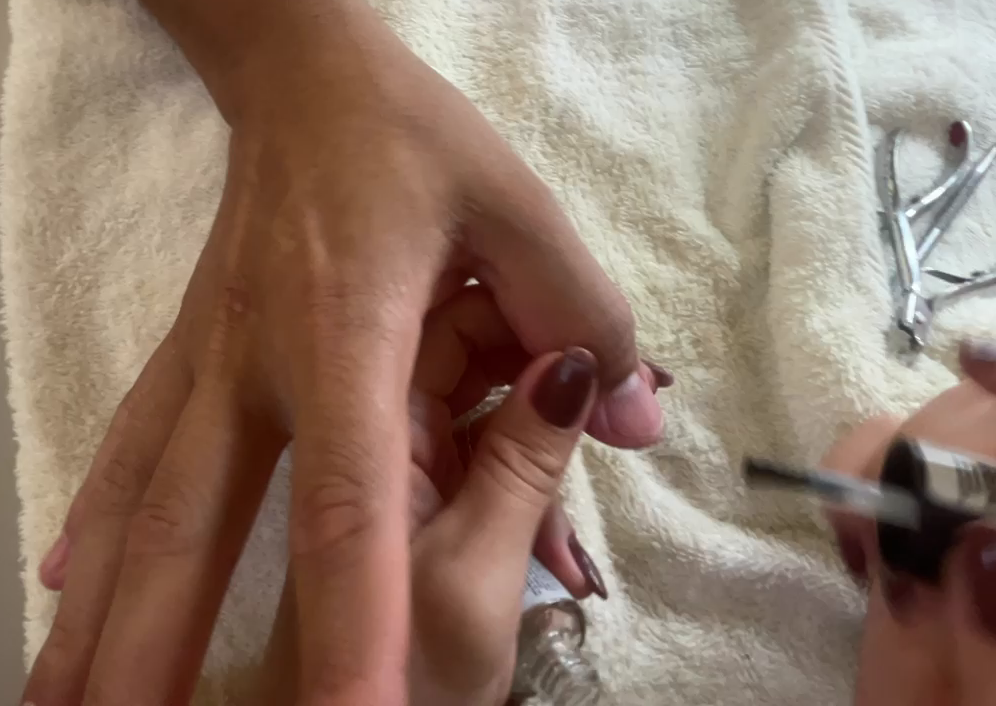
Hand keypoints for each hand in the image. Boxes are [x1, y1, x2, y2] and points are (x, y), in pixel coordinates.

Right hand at [21, 35, 663, 705]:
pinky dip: (93, 524)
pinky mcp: (190, 343)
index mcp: (347, 331)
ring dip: (99, 610)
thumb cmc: (410, 134)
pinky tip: (57, 584)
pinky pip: (131, 445)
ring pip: (140, 498)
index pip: (348, 500)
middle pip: (197, 525)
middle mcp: (257, 360)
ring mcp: (207, 354)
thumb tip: (623, 416)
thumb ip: (580, 311)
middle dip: (155, 656)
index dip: (349, 626)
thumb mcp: (519, 205)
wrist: (303, 74)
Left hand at [259, 347, 605, 705]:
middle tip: (621, 417)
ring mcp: (416, 459)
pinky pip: (497, 459)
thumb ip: (523, 464)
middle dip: (552, 387)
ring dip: (551, 452)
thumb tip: (578, 362)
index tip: (603, 361)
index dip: (528, 326)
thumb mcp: (477, 571)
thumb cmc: (408, 676)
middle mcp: (390, 421)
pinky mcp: (439, 495)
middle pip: (480, 357)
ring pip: (496, 409)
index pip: (455, 325)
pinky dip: (539, 493)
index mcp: (374, 418)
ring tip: (586, 510)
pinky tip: (566, 551)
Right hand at [831, 342, 995, 705]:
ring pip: (975, 431)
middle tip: (885, 522)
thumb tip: (991, 546)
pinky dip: (864, 467)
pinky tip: (851, 522)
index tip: (988, 370)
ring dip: (898, 461)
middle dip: (958, 450)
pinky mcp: (953, 538)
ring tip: (861, 540)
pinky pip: (910, 457)